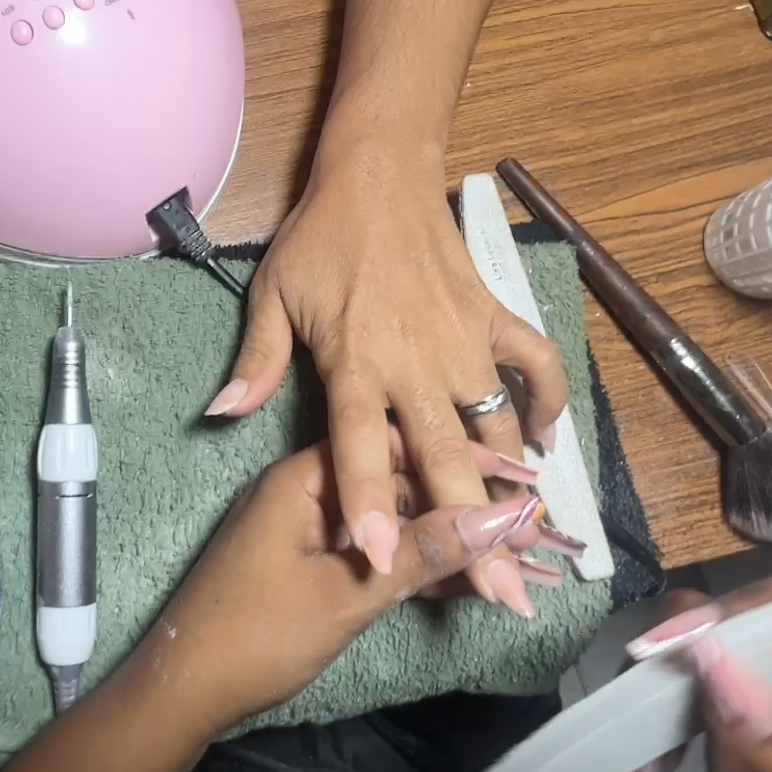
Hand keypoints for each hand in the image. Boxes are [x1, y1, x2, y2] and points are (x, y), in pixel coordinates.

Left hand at [128, 436, 579, 736]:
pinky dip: (414, 567)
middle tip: (532, 527)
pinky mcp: (312, 563)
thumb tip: (500, 517)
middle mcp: (308, 491)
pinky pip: (373, 553)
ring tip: (519, 561)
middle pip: (395, 485)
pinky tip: (468, 584)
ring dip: (445, 544)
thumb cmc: (260, 630)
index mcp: (304, 477)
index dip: (452, 457)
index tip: (515, 472)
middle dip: (460, 508)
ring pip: (390, 524)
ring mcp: (309, 528)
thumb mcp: (347, 592)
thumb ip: (422, 553)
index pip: (388, 445)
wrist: (188, 686)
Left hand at [207, 145, 569, 615]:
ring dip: (514, 479)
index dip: (369, 504)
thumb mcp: (272, 295)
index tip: (384, 565)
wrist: (377, 176)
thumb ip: (256, 361)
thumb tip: (220, 414)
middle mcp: (416, 361)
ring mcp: (465, 338)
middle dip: (471, 528)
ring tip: (528, 536)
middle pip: (445, 455)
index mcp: (355, 360)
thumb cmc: (318, 240)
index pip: (360, 445)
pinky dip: (551, 400)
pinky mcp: (495, 314)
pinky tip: (546, 439)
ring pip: (497, 421)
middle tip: (501, 596)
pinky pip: (537, 363)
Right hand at [617, 567, 771, 771]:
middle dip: (696, 639)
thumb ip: (768, 741)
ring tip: (643, 737)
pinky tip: (649, 764)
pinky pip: (690, 680)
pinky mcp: (744, 711)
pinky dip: (656, 706)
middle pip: (763, 617)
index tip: (707, 628)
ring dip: (663, 677)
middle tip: (647, 670)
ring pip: (712, 643)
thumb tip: (709, 651)